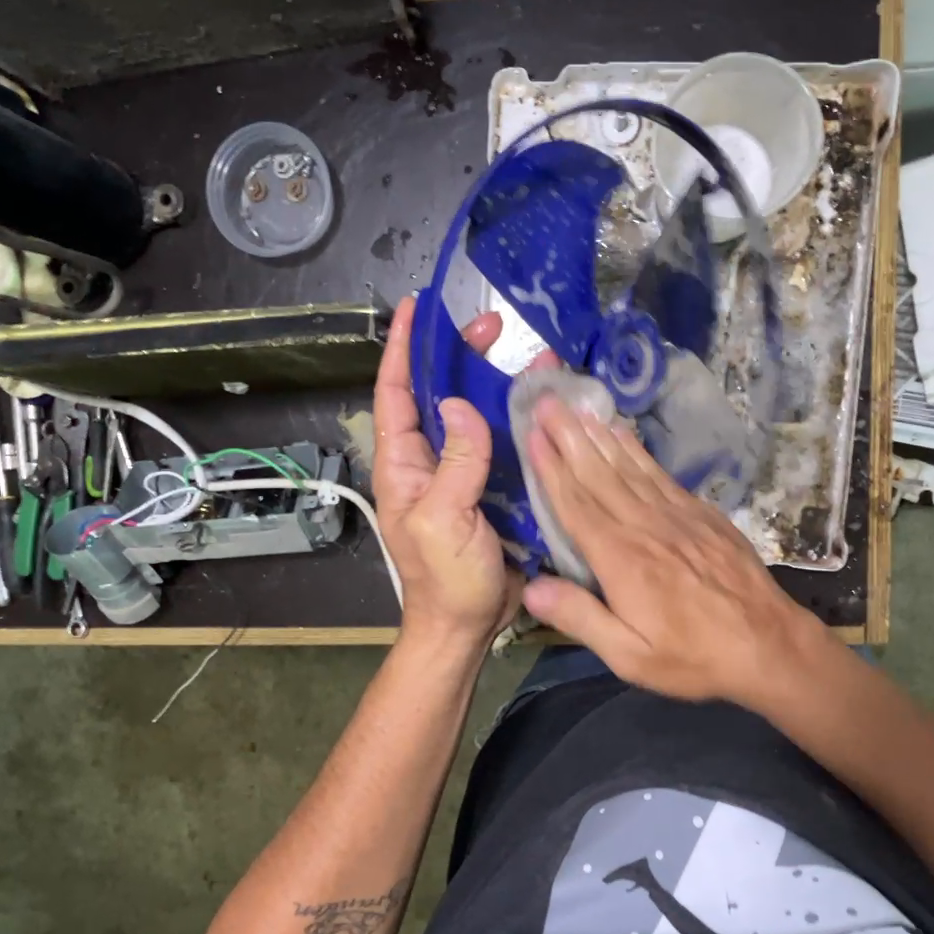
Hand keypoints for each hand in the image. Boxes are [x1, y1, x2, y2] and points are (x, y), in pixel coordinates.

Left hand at [371, 296, 525, 644]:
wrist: (468, 624)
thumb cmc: (445, 579)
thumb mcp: (442, 519)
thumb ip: (454, 462)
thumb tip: (458, 403)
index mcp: (403, 464)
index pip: (395, 394)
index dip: (402, 349)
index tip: (415, 309)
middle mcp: (428, 460)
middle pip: (437, 395)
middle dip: (457, 357)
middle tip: (492, 328)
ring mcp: (460, 472)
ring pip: (472, 415)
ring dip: (492, 382)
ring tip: (522, 353)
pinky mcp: (490, 486)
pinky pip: (499, 443)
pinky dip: (516, 418)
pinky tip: (538, 401)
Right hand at [519, 396, 829, 705]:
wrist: (769, 645)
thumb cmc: (693, 657)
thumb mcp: (630, 656)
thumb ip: (580, 618)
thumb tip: (530, 586)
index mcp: (621, 560)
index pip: (576, 505)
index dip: (552, 469)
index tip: (532, 434)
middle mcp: (645, 527)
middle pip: (599, 475)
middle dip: (568, 438)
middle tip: (546, 402)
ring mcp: (677, 516)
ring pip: (629, 468)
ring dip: (598, 436)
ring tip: (576, 408)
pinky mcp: (701, 514)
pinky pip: (660, 474)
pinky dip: (637, 451)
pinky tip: (624, 435)